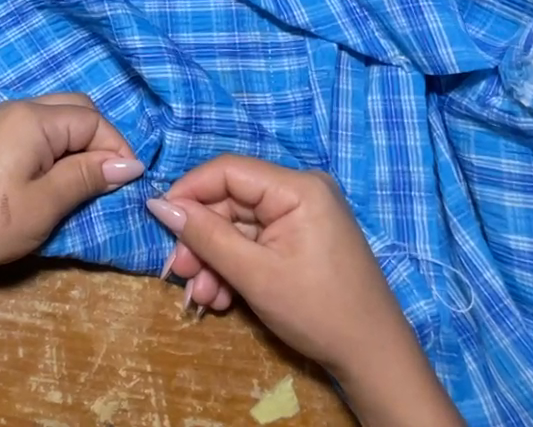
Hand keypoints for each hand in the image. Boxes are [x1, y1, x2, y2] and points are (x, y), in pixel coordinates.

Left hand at [0, 94, 143, 279]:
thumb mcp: (44, 204)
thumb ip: (86, 177)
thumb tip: (129, 164)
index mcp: (33, 118)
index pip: (93, 119)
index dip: (116, 149)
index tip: (129, 185)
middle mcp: (17, 108)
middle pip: (76, 109)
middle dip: (100, 140)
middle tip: (108, 182)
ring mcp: (0, 121)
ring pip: (56, 117)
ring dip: (78, 144)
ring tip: (85, 183)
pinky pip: (36, 129)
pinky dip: (56, 147)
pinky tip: (54, 176)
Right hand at [147, 156, 461, 426]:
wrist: (375, 363)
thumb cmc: (318, 312)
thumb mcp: (254, 274)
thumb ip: (204, 235)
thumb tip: (157, 204)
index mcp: (297, 187)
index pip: (226, 171)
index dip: (188, 191)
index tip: (159, 219)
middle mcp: (299, 191)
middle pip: (229, 201)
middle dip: (201, 238)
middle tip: (178, 272)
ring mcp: (301, 215)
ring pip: (237, 225)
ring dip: (213, 259)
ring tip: (199, 295)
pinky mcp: (299, 238)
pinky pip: (254, 241)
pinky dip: (233, 266)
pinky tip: (219, 296)